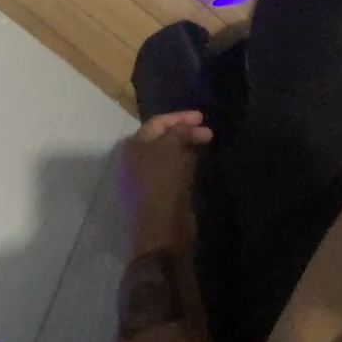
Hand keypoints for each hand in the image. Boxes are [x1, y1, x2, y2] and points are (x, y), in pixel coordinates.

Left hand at [116, 111, 213, 252]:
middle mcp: (136, 159)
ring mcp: (145, 177)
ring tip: (205, 143)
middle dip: (185, 131)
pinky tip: (197, 162)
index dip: (180, 117)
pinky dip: (184, 161)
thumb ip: (181, 130)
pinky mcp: (157, 191)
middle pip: (162, 137)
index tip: (202, 117)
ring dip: (186, 146)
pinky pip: (171, 169)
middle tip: (207, 131)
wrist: (164, 225)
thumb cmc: (165, 180)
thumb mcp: (173, 147)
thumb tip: (190, 127)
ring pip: (168, 154)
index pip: (157, 122)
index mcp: (134, 146)